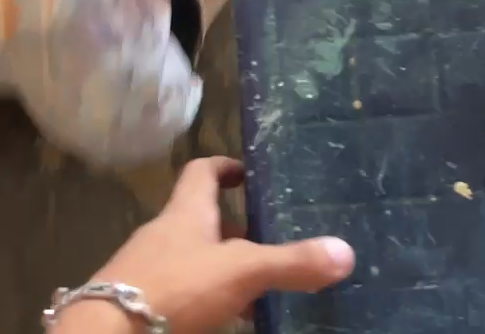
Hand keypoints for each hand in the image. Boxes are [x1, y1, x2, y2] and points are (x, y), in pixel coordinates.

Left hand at [54, 157, 354, 333]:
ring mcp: (147, 268)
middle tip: (267, 240)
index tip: (247, 172)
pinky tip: (221, 319)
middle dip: (231, 228)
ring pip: (189, 259)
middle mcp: (164, 232)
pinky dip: (201, 300)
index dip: (224, 166)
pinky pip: (177, 292)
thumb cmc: (175, 287)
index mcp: (186, 210)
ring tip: (253, 288)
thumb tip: (345, 251)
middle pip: (199, 219)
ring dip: (218, 268)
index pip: (202, 171)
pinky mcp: (139, 302)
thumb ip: (289, 263)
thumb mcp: (240, 272)